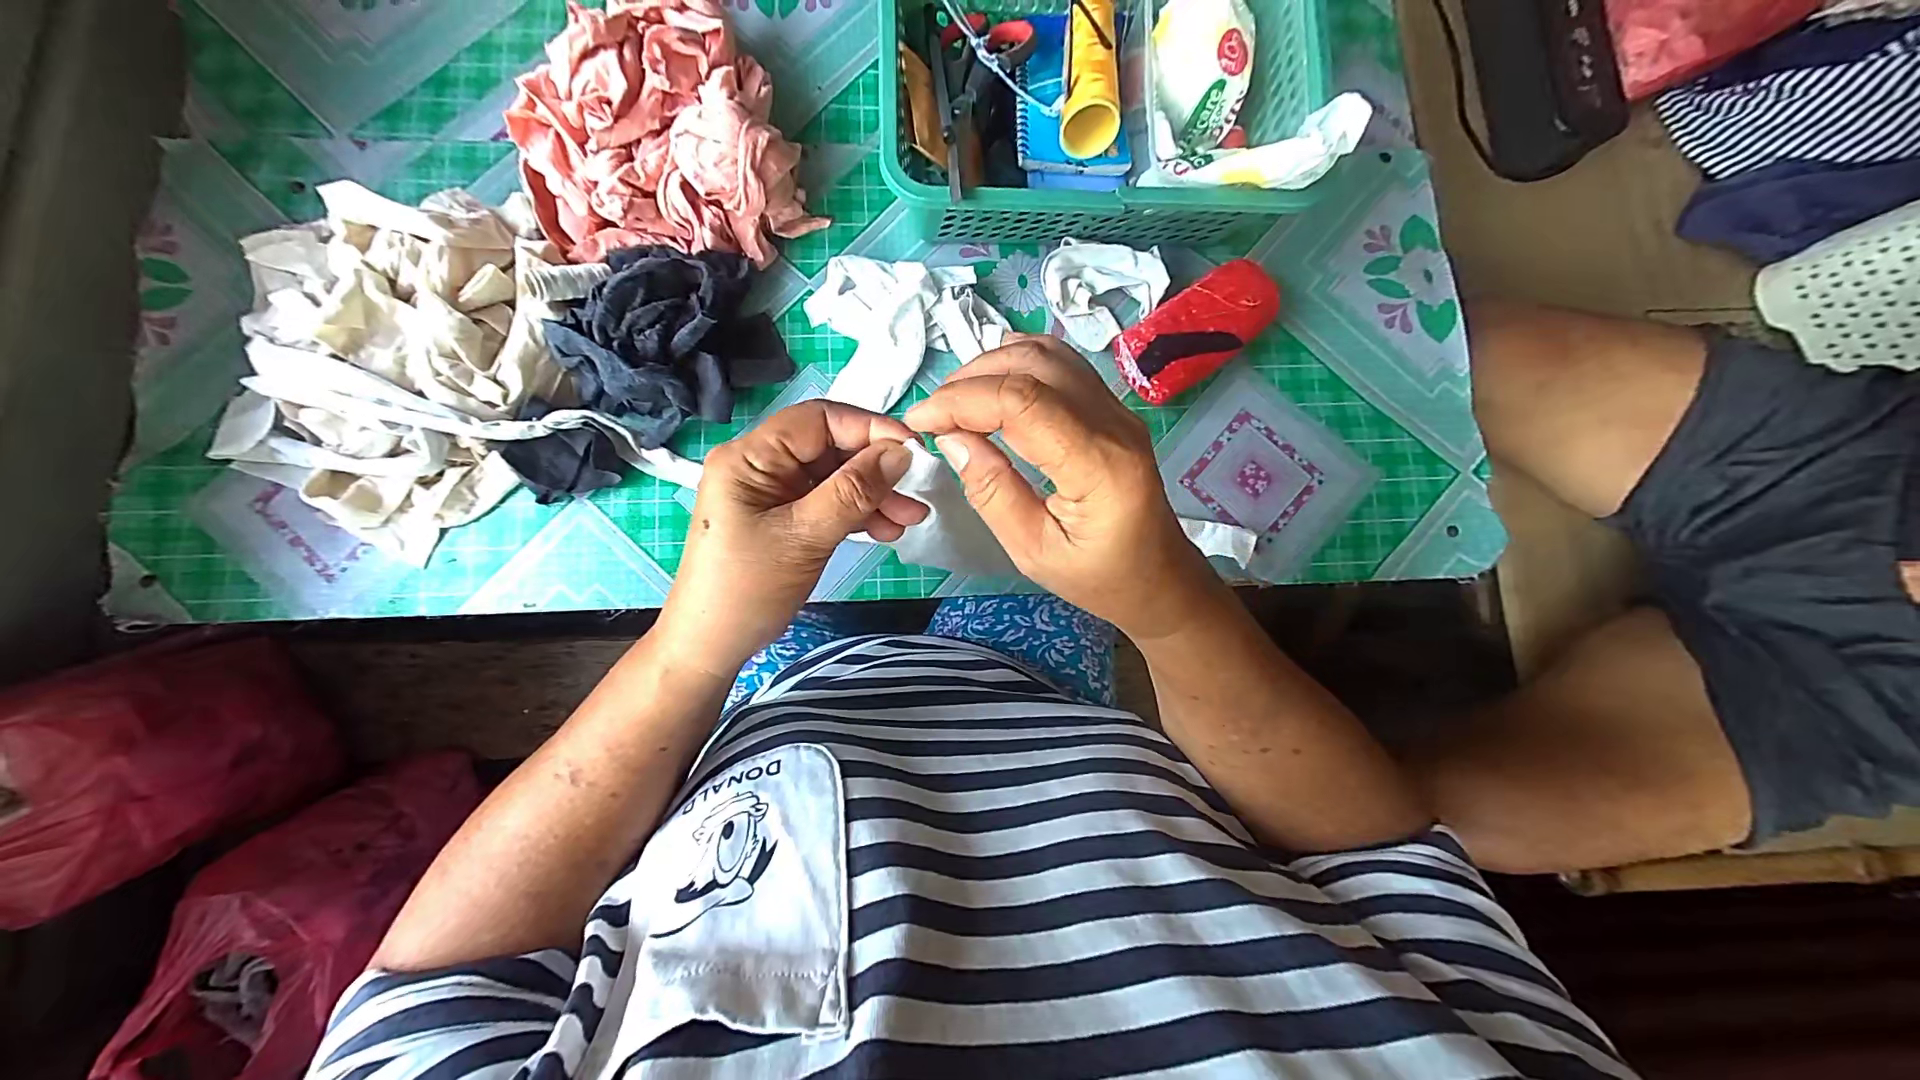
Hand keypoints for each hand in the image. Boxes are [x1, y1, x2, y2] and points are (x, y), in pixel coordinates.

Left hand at [655, 401, 928, 676]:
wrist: (711, 646)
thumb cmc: (746, 589)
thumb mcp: (804, 536)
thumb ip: (854, 490)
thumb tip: (901, 453)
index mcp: (751, 456)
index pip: (819, 420)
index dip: (869, 428)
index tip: (913, 451)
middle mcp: (761, 465)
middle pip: (831, 448)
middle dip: (877, 469)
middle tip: (916, 493)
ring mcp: (773, 493)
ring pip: (836, 477)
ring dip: (875, 495)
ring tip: (909, 520)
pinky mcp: (785, 518)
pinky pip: (829, 503)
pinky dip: (859, 514)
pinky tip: (886, 531)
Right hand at [904, 335, 1226, 640]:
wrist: (1159, 578)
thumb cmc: (1100, 578)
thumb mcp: (1033, 552)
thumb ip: (992, 492)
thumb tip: (952, 439)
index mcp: (1098, 466)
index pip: (1023, 402)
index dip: (963, 401)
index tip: (922, 422)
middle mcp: (1114, 423)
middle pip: (1033, 366)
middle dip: (970, 380)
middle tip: (934, 415)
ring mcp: (1117, 410)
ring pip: (1047, 354)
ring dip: (992, 366)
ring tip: (956, 403)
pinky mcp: (1112, 408)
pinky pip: (1062, 365)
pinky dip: (1018, 364)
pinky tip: (992, 387)